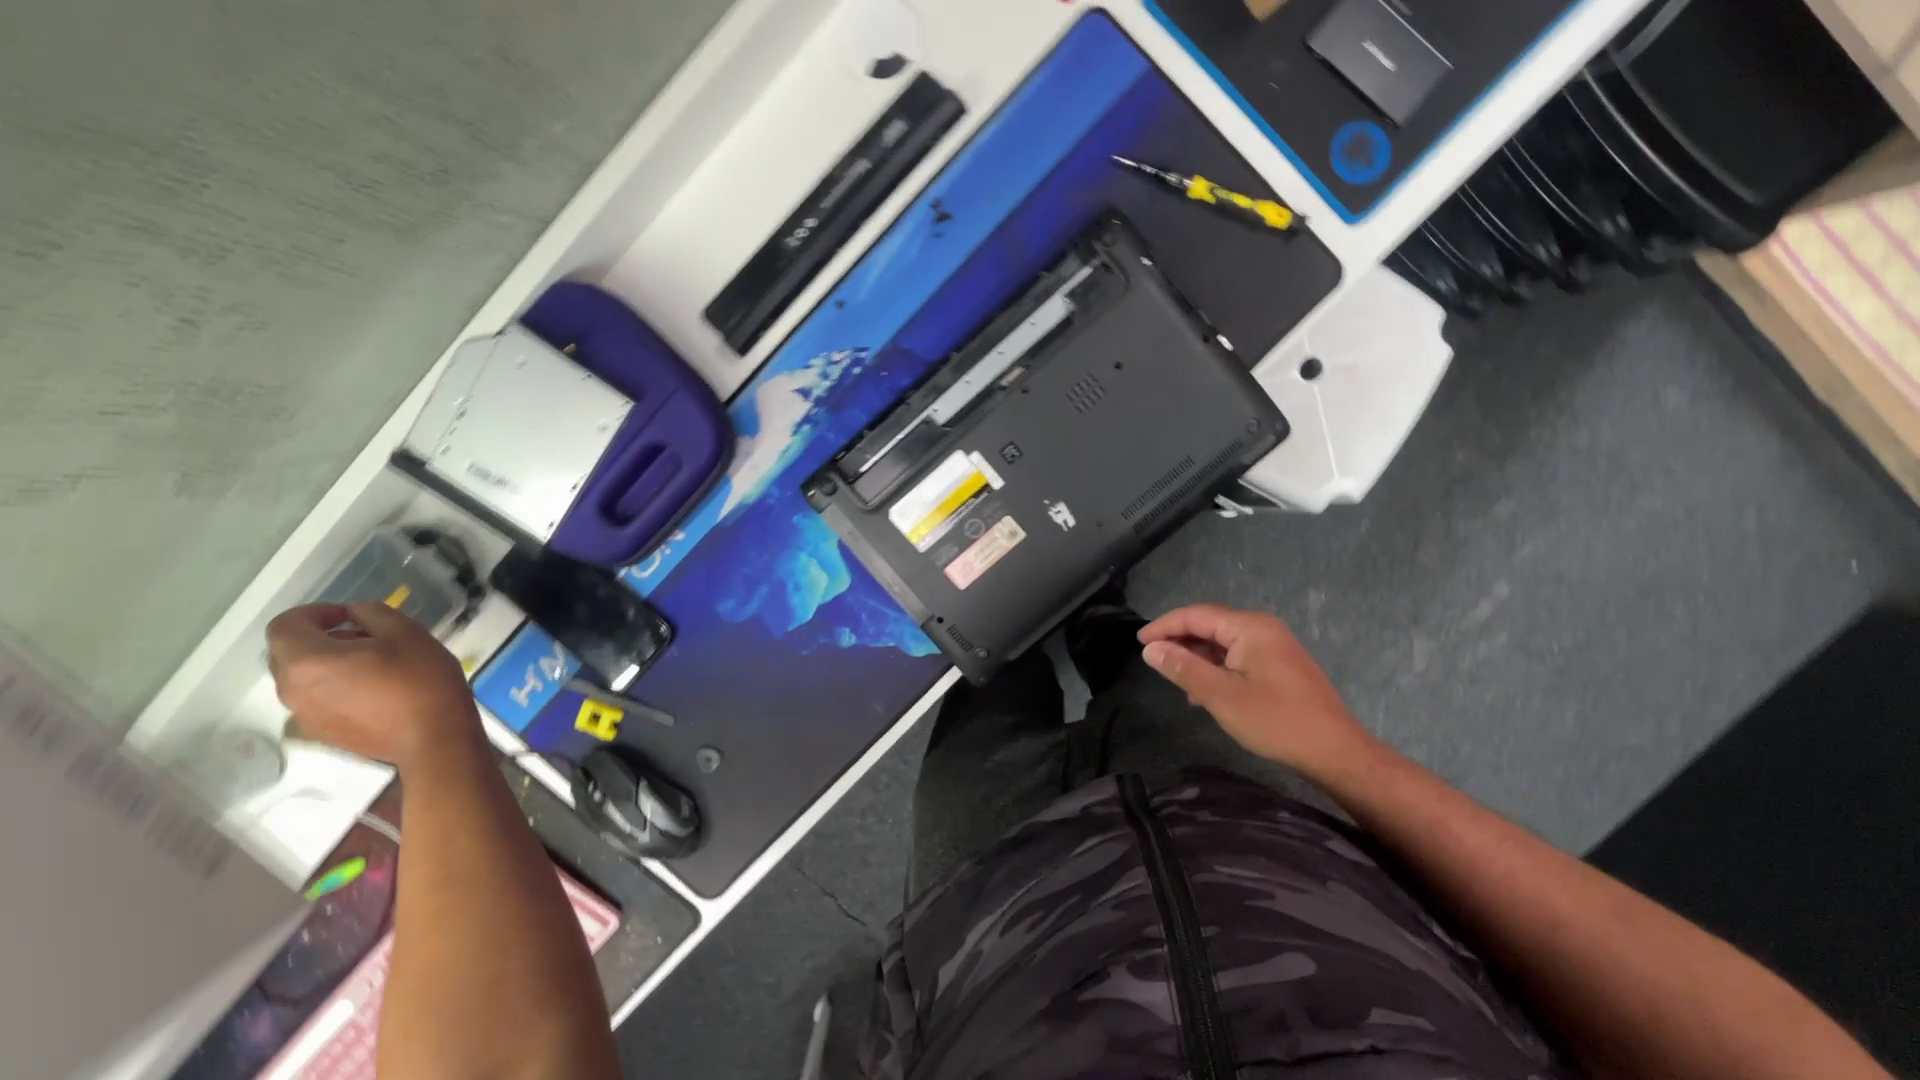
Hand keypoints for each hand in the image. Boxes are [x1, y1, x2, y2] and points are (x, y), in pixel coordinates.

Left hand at [266, 601, 481, 770]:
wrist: (434, 740)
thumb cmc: (420, 680)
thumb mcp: (405, 631)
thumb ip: (371, 612)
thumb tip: (353, 614)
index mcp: (307, 660)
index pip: (285, 624)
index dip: (315, 612)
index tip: (350, 615)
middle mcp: (292, 689)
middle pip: (287, 652)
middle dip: (317, 637)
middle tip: (362, 637)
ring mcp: (304, 715)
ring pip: (301, 678)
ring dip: (326, 663)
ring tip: (370, 665)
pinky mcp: (322, 733)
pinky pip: (315, 700)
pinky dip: (334, 687)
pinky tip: (373, 691)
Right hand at [1139, 604, 1373, 776]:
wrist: (1333, 749)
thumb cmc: (1275, 720)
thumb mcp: (1221, 696)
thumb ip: (1183, 668)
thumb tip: (1151, 649)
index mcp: (1250, 628)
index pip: (1197, 615)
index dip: (1164, 626)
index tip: (1138, 642)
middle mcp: (1263, 628)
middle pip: (1211, 624)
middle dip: (1180, 640)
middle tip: (1152, 659)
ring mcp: (1275, 647)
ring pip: (1224, 642)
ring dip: (1197, 656)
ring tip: (1173, 677)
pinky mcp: (1280, 666)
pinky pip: (1239, 656)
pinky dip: (1216, 667)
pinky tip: (1204, 690)